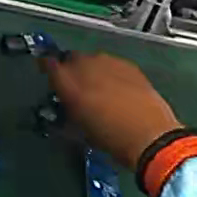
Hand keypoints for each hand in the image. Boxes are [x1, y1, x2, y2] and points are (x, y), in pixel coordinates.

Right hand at [38, 52, 180, 167]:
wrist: (150, 135)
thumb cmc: (109, 138)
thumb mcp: (78, 128)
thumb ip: (67, 108)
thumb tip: (66, 102)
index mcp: (67, 82)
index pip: (48, 63)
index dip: (46, 66)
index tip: (49, 74)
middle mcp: (84, 65)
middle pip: (70, 58)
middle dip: (71, 69)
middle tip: (77, 88)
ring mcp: (108, 62)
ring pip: (92, 59)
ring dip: (91, 70)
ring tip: (100, 89)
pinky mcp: (128, 64)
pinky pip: (111, 64)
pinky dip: (110, 72)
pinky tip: (118, 88)